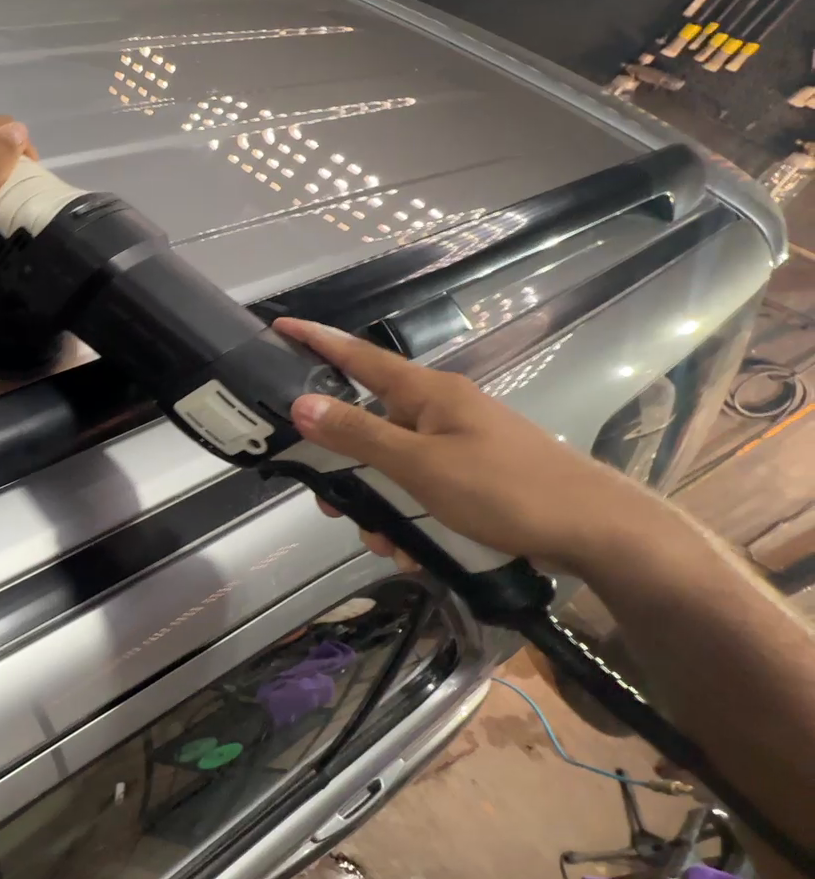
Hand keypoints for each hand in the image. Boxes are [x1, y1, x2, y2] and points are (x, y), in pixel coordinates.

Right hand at [275, 317, 668, 576]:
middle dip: (341, 469)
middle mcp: (438, 412)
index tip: (279, 328)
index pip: (359, 357)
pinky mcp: (469, 477)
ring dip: (376, 508)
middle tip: (327, 503)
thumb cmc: (506, 489)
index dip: (317, 341)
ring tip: (384, 543)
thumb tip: (300, 404)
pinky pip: (417, 492)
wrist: (599, 533)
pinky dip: (407, 521)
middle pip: (365, 426)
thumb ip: (357, 435)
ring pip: (388, 468)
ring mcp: (456, 445)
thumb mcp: (419, 465)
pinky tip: (413, 551)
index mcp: (428, 395)